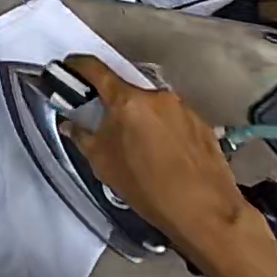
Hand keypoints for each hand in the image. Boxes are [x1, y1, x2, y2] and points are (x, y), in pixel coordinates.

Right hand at [62, 55, 261, 254]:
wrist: (204, 210)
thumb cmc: (151, 189)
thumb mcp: (105, 165)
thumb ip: (84, 137)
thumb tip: (73, 125)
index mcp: (128, 101)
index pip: (97, 70)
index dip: (80, 66)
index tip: (72, 67)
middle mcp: (157, 96)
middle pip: (127, 92)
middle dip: (116, 107)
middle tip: (109, 130)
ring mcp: (182, 107)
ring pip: (152, 107)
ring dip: (142, 121)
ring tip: (142, 152)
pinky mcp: (200, 121)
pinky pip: (174, 119)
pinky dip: (164, 131)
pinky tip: (164, 157)